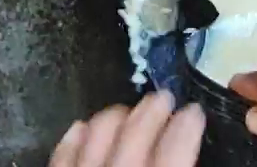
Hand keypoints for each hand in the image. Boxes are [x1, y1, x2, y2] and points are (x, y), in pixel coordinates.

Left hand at [50, 90, 204, 166]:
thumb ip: (179, 166)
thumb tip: (190, 152)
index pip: (173, 156)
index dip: (186, 129)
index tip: (194, 110)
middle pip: (134, 139)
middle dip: (151, 112)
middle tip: (164, 97)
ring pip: (96, 138)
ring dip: (114, 119)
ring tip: (128, 109)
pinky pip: (62, 158)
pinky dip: (72, 140)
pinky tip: (81, 127)